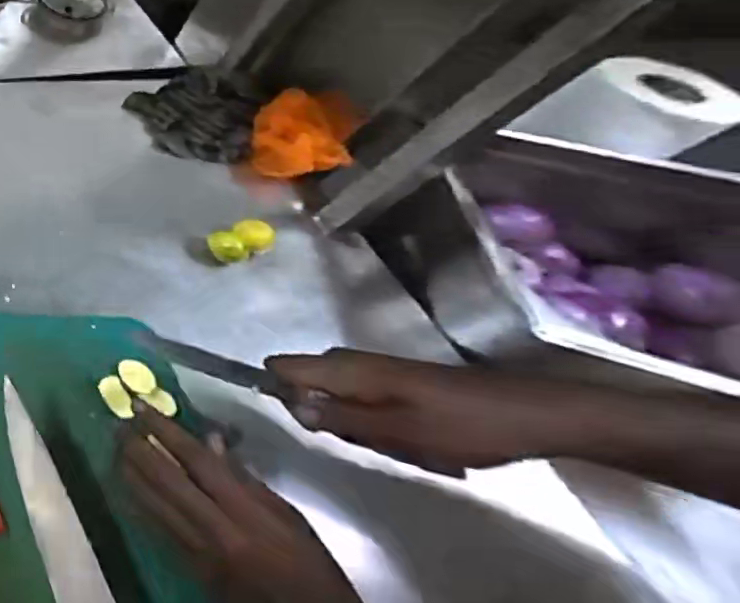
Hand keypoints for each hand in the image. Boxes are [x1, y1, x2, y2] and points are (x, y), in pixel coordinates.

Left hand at [119, 406, 360, 602]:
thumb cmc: (311, 568)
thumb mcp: (289, 518)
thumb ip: (244, 477)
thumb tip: (209, 438)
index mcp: (246, 513)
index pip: (194, 459)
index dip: (162, 427)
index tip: (139, 404)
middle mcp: (215, 529)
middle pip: (161, 476)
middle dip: (135, 444)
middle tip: (120, 422)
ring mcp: (197, 550)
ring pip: (148, 500)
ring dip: (127, 468)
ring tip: (118, 445)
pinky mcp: (188, 567)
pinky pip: (154, 523)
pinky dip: (137, 497)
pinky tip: (128, 480)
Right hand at [267, 349, 565, 474]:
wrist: (531, 414)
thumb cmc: (461, 424)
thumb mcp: (397, 430)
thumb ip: (339, 417)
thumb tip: (292, 407)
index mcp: (340, 367)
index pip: (279, 368)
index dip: (285, 397)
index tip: (320, 426)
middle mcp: (346, 362)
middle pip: (307, 388)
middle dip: (331, 420)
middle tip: (372, 442)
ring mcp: (371, 372)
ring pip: (338, 400)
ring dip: (362, 429)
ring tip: (405, 447)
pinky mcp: (393, 383)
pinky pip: (365, 404)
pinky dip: (384, 427)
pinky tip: (419, 445)